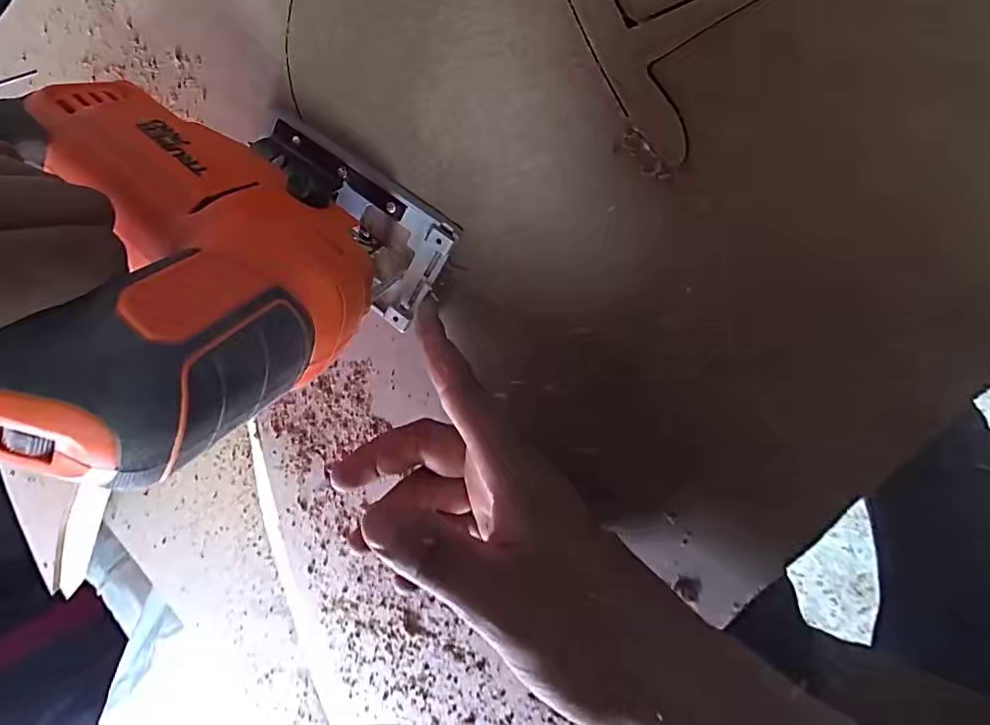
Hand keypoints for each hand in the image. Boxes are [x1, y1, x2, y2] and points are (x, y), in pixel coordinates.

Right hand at [332, 306, 828, 724]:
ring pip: (445, 490)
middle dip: (387, 457)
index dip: (442, 355)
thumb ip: (433, 556)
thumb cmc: (584, 627)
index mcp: (509, 471)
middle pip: (439, 448)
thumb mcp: (499, 596)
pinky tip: (402, 558)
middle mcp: (509, 481)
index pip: (466, 397)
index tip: (425, 315)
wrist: (650, 674)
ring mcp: (513, 514)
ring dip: (402, 504)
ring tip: (359, 535)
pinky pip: (459, 524)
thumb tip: (369, 520)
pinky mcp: (517, 545)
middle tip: (339, 479)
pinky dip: (426, 533)